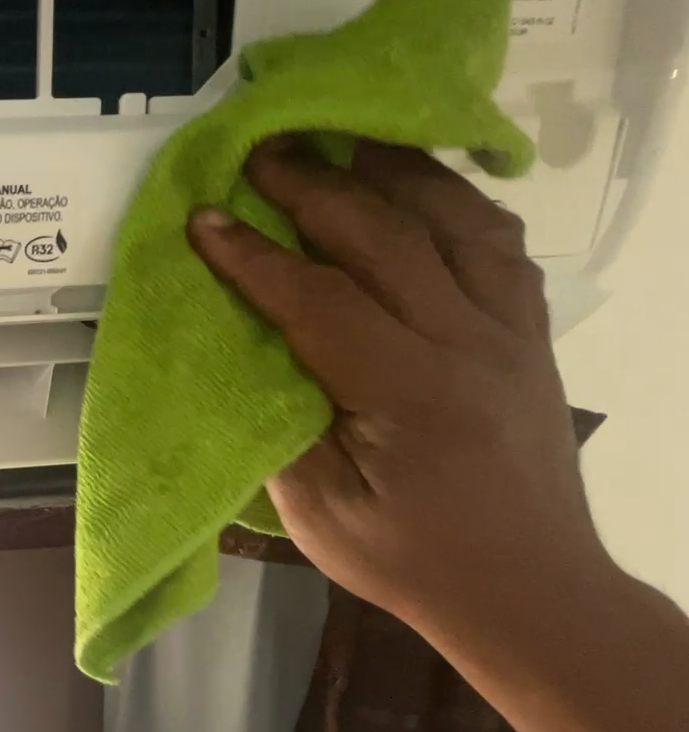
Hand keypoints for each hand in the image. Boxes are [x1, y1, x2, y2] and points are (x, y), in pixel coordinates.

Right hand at [186, 138, 610, 636]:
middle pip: (389, 240)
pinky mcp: (530, 337)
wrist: (524, 586)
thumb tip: (241, 359)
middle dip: (316, 191)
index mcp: (408, 391)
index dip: (255, 257)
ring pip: (459, 225)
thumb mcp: (315, 508)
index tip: (203, 221)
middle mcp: (472, 344)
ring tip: (345, 145)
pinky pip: (499, 248)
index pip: (320, 301)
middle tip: (262, 154)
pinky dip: (456, 205)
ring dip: (394, 176)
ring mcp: (513, 334)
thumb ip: (278, 424)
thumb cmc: (404, 557)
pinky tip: (422, 192)